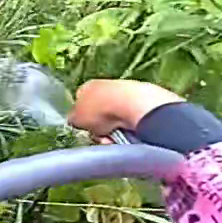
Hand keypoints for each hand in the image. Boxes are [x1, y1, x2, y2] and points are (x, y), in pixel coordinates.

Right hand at [69, 79, 184, 141]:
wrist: (137, 105)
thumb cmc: (100, 110)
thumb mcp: (75, 119)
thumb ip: (73, 119)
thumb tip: (76, 121)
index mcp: (87, 86)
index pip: (79, 102)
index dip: (81, 118)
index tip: (85, 128)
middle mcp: (107, 85)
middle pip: (99, 111)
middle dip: (100, 126)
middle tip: (101, 136)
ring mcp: (129, 90)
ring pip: (117, 116)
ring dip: (116, 129)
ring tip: (117, 137)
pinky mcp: (148, 98)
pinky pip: (134, 118)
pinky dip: (132, 127)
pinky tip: (132, 133)